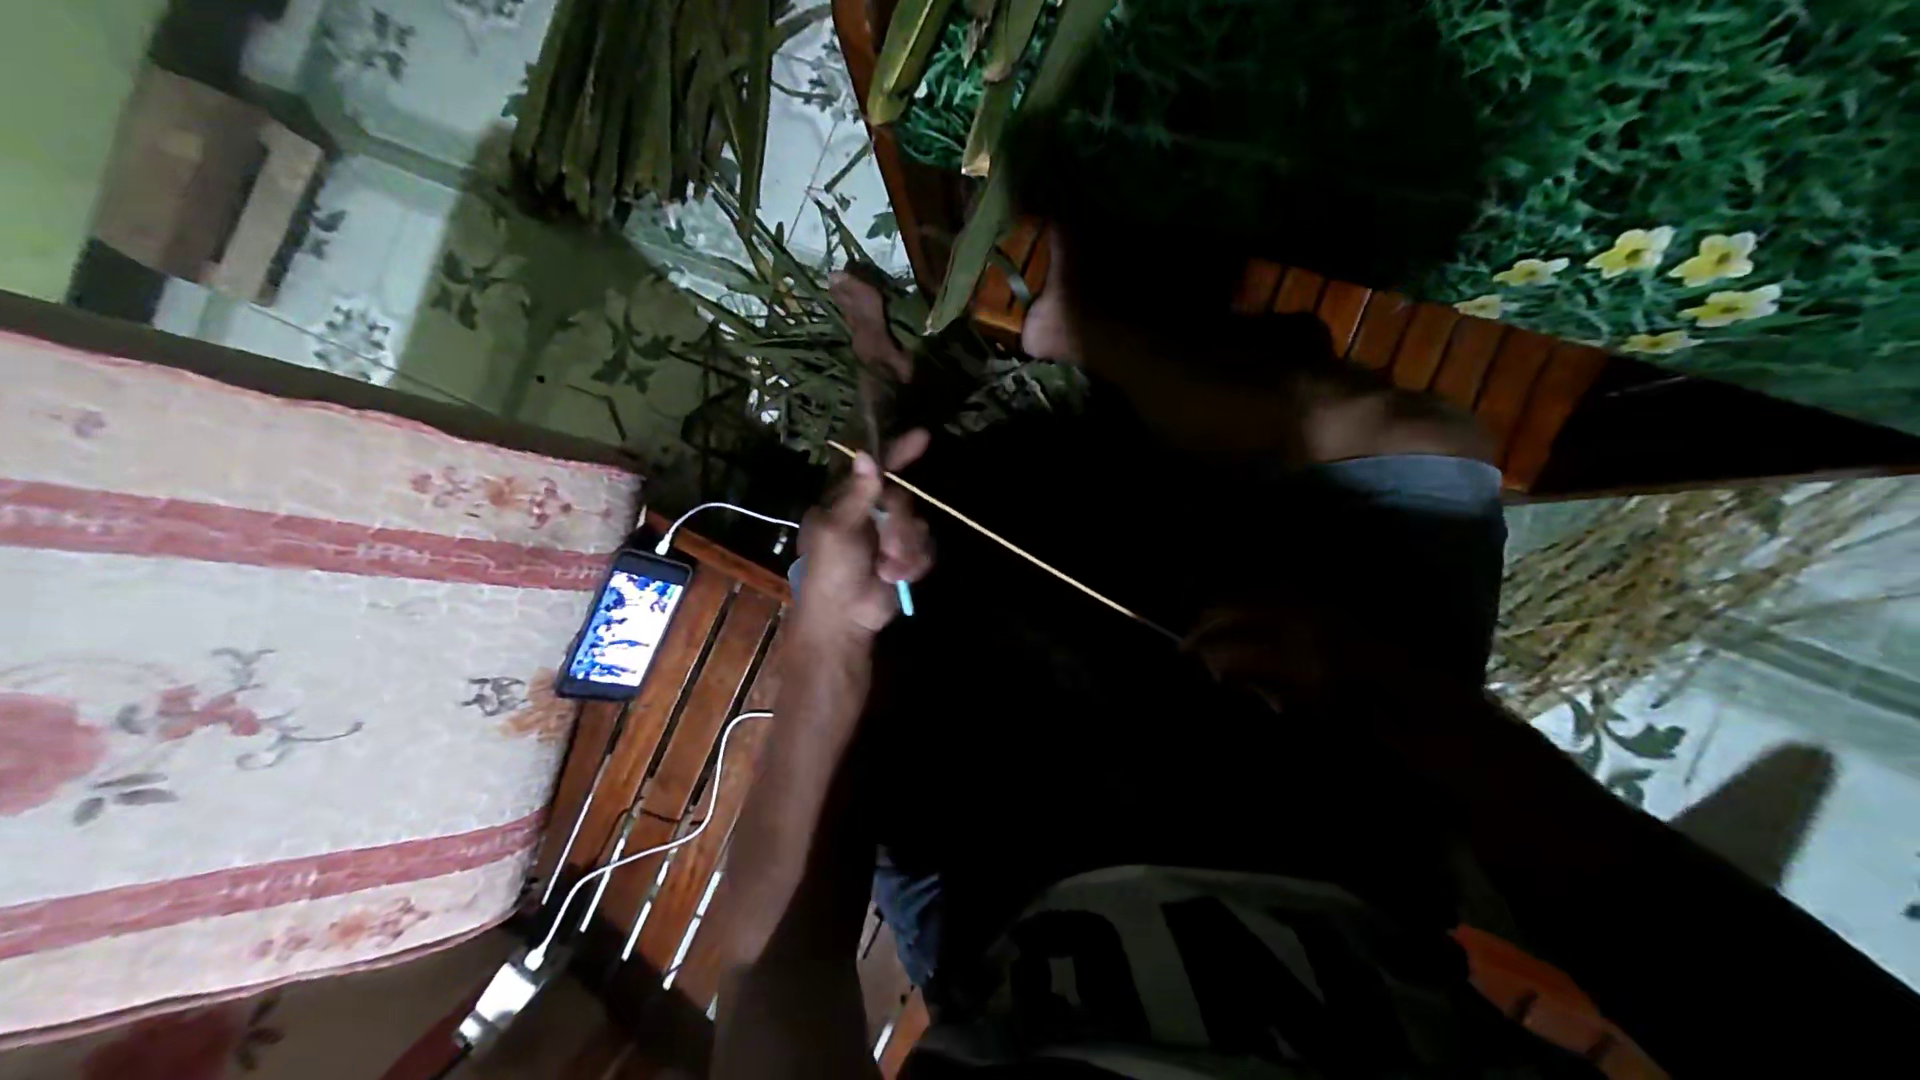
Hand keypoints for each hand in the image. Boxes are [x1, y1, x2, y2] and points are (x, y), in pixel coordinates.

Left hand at [794, 430, 932, 637]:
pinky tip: (899, 577)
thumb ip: (858, 494)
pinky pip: (927, 548)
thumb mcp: (838, 530)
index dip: (898, 452)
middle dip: (900, 526)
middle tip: (888, 549)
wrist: (844, 619)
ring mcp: (890, 538)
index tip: (924, 437)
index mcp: (848, 503)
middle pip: (903, 499)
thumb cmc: (830, 571)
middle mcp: (871, 515)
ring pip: (919, 526)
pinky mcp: (907, 560)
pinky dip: (915, 564)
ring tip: (888, 571)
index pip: (876, 470)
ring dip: (906, 550)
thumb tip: (866, 454)